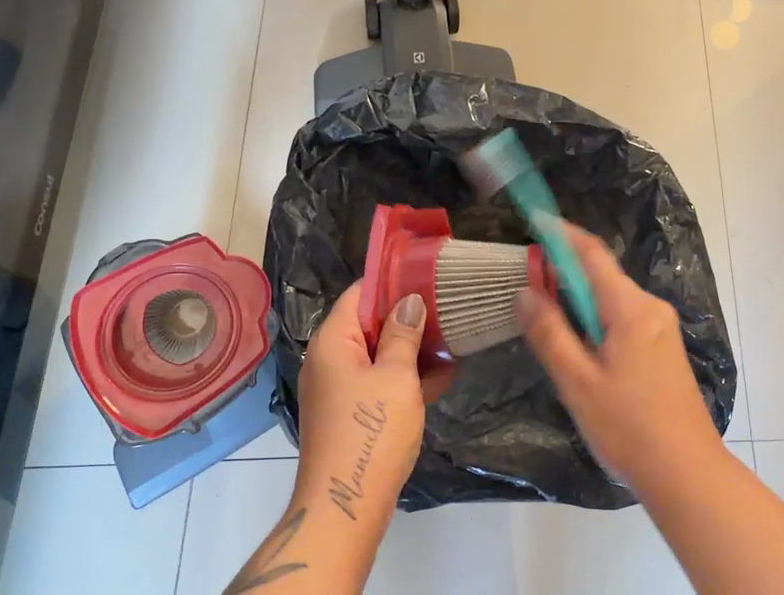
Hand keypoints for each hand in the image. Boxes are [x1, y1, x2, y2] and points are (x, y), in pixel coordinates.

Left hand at [292, 281, 451, 527]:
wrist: (345, 508)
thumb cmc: (371, 433)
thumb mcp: (396, 376)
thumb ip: (404, 333)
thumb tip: (409, 300)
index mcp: (334, 341)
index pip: (360, 293)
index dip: (393, 281)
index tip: (428, 275)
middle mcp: (330, 359)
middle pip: (370, 323)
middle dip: (409, 316)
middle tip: (448, 308)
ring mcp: (339, 389)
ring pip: (378, 354)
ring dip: (412, 349)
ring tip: (453, 341)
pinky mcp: (351, 414)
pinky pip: (378, 382)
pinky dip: (405, 378)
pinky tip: (443, 377)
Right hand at [515, 225, 723, 489]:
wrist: (688, 473)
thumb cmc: (629, 428)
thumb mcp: (578, 383)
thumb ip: (549, 333)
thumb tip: (526, 290)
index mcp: (631, 308)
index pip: (592, 254)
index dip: (561, 234)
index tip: (534, 221)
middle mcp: (651, 308)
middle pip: (602, 276)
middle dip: (564, 271)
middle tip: (527, 282)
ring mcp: (662, 328)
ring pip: (612, 299)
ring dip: (579, 299)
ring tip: (546, 317)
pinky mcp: (664, 350)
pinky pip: (624, 318)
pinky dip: (596, 318)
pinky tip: (579, 345)